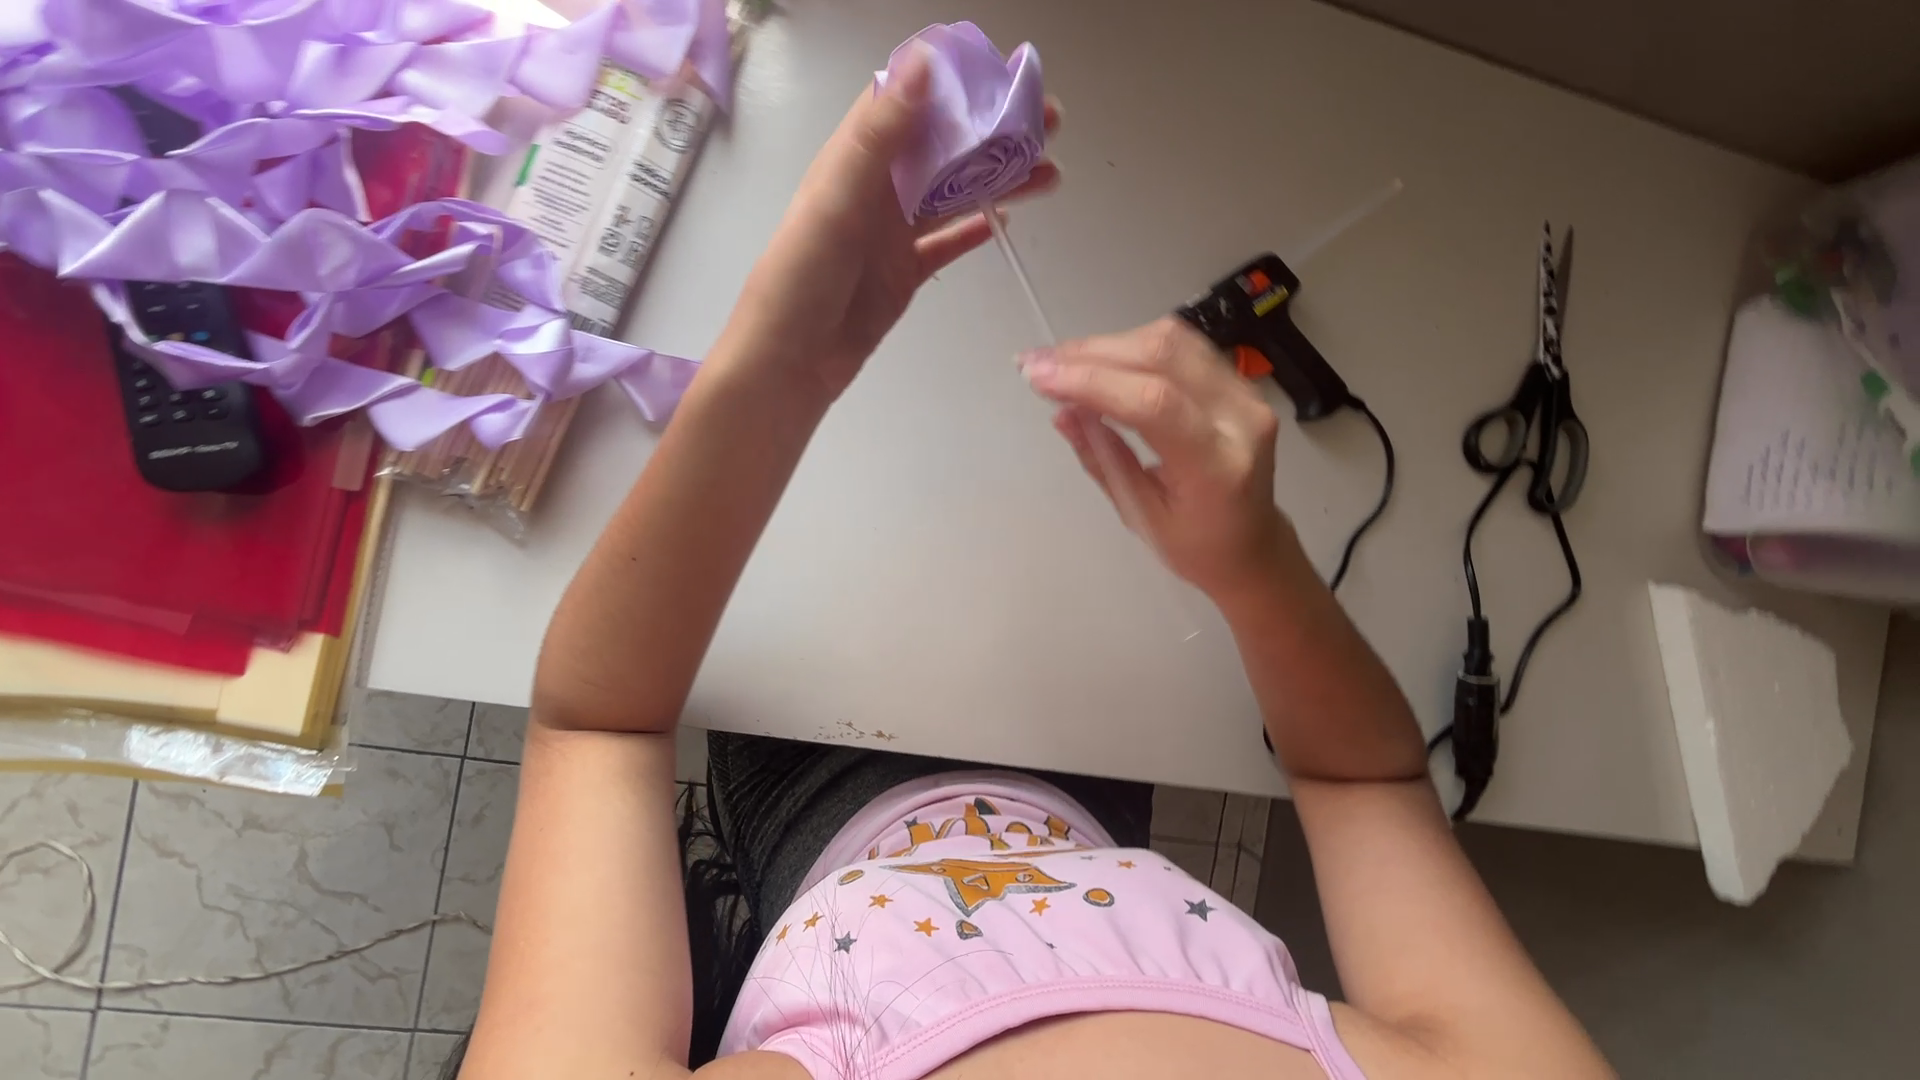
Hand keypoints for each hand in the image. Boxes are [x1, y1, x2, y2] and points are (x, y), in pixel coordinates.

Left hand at [721, 46, 1060, 402]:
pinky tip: (1006, 223)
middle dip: (995, 134)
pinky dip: (973, 233)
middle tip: (1049, 123)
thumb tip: (924, 61)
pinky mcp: (903, 275)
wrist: (790, 359)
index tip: (1007, 78)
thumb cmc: (803, 275)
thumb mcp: (838, 197)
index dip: (958, 86)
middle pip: (944, 149)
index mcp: (857, 158)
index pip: (912, 104)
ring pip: (954, 196)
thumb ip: (880, 134)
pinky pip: (945, 246)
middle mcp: (877, 190)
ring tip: (1048, 173)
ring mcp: (892, 234)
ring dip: (998, 181)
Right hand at [1023, 318, 1304, 600]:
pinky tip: (1093, 361)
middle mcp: (1241, 419)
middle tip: (1034, 364)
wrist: (1253, 546)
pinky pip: (1181, 346)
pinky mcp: (1238, 382)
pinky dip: (1129, 346)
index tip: (1035, 376)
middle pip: (1162, 357)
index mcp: (1217, 467)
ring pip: (1171, 340)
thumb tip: (1061, 411)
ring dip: (1105, 345)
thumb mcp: (1138, 514)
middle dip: (1089, 354)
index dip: (1090, 381)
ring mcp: (1246, 394)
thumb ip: (1102, 457)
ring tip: (1057, 363)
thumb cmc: (1194, 545)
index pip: (1153, 403)